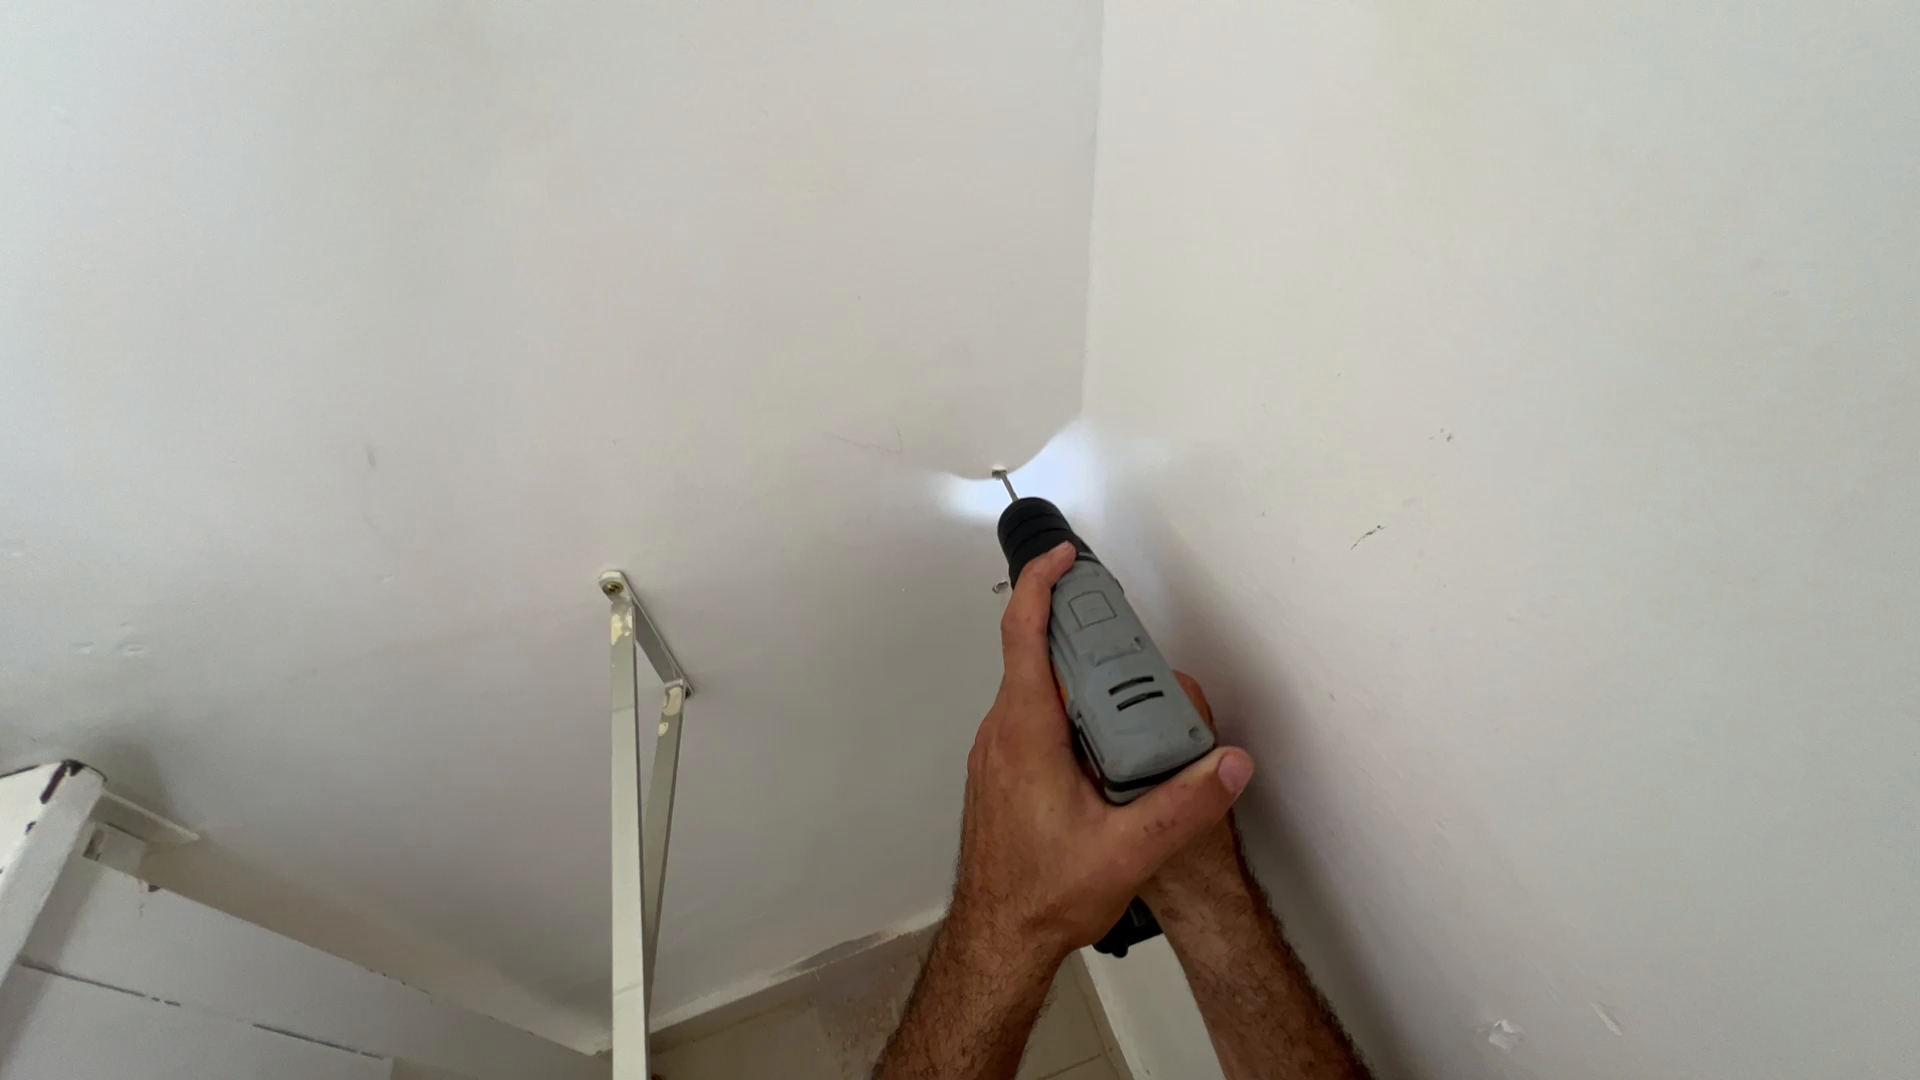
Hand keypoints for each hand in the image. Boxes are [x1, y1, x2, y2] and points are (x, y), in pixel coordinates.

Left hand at [951, 542, 1255, 959]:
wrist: (996, 936)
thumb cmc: (1043, 894)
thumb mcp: (1127, 852)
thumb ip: (1184, 805)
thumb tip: (1227, 764)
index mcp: (1026, 732)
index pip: (1023, 635)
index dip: (1040, 585)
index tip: (1064, 558)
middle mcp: (1003, 731)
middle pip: (1032, 653)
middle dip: (1074, 628)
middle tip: (1120, 625)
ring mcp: (997, 748)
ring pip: (1031, 686)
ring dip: (1071, 672)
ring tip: (1123, 684)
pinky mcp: (1001, 766)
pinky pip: (1028, 714)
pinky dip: (1061, 704)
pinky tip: (1098, 736)